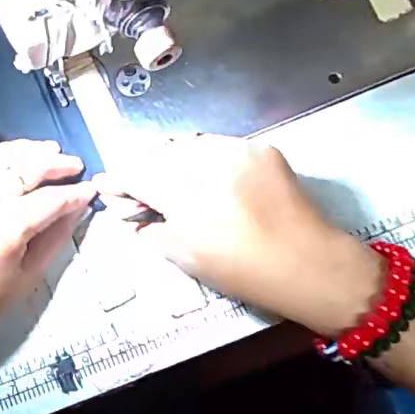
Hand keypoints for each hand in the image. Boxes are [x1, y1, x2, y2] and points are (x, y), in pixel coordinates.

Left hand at [0, 127, 95, 366]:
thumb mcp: (27, 277)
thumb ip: (54, 238)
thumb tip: (75, 210)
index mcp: (8, 227)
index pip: (52, 198)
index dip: (76, 193)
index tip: (91, 190)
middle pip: (28, 168)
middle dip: (56, 163)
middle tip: (75, 166)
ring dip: (27, 148)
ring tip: (48, 150)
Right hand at [98, 135, 380, 334]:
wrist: (306, 261)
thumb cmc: (241, 269)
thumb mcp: (185, 256)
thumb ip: (153, 230)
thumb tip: (134, 216)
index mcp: (182, 190)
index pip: (135, 173)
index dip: (118, 181)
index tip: (108, 187)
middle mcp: (205, 159)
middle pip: (159, 153)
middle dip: (145, 169)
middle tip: (141, 191)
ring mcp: (235, 148)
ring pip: (189, 144)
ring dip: (174, 160)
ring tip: (174, 182)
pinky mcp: (260, 147)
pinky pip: (220, 146)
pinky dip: (207, 159)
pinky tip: (210, 179)